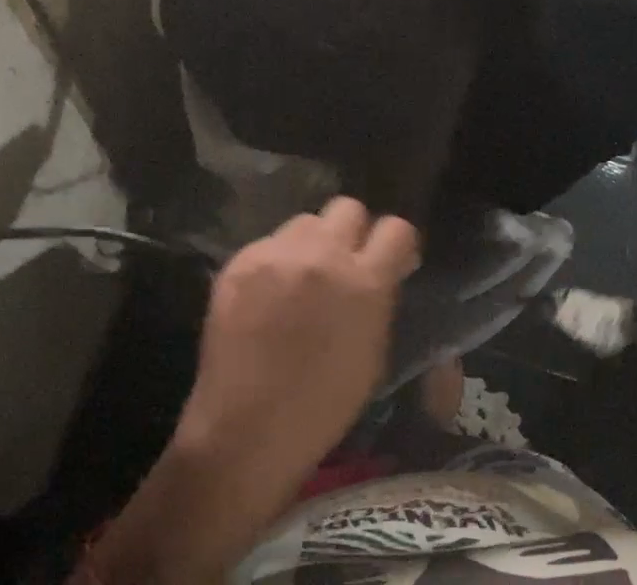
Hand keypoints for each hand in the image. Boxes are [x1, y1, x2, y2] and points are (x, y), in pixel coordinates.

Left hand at [176, 198, 420, 481]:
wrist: (246, 428)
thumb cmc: (322, 407)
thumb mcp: (373, 353)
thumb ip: (378, 300)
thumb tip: (381, 272)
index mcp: (365, 283)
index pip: (396, 228)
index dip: (395, 243)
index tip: (389, 257)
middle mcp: (322, 255)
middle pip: (347, 208)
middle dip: (351, 232)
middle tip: (343, 263)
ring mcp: (276, 254)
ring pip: (304, 222)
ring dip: (311, 243)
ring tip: (301, 278)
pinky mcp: (240, 260)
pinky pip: (268, 243)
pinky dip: (275, 261)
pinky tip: (266, 295)